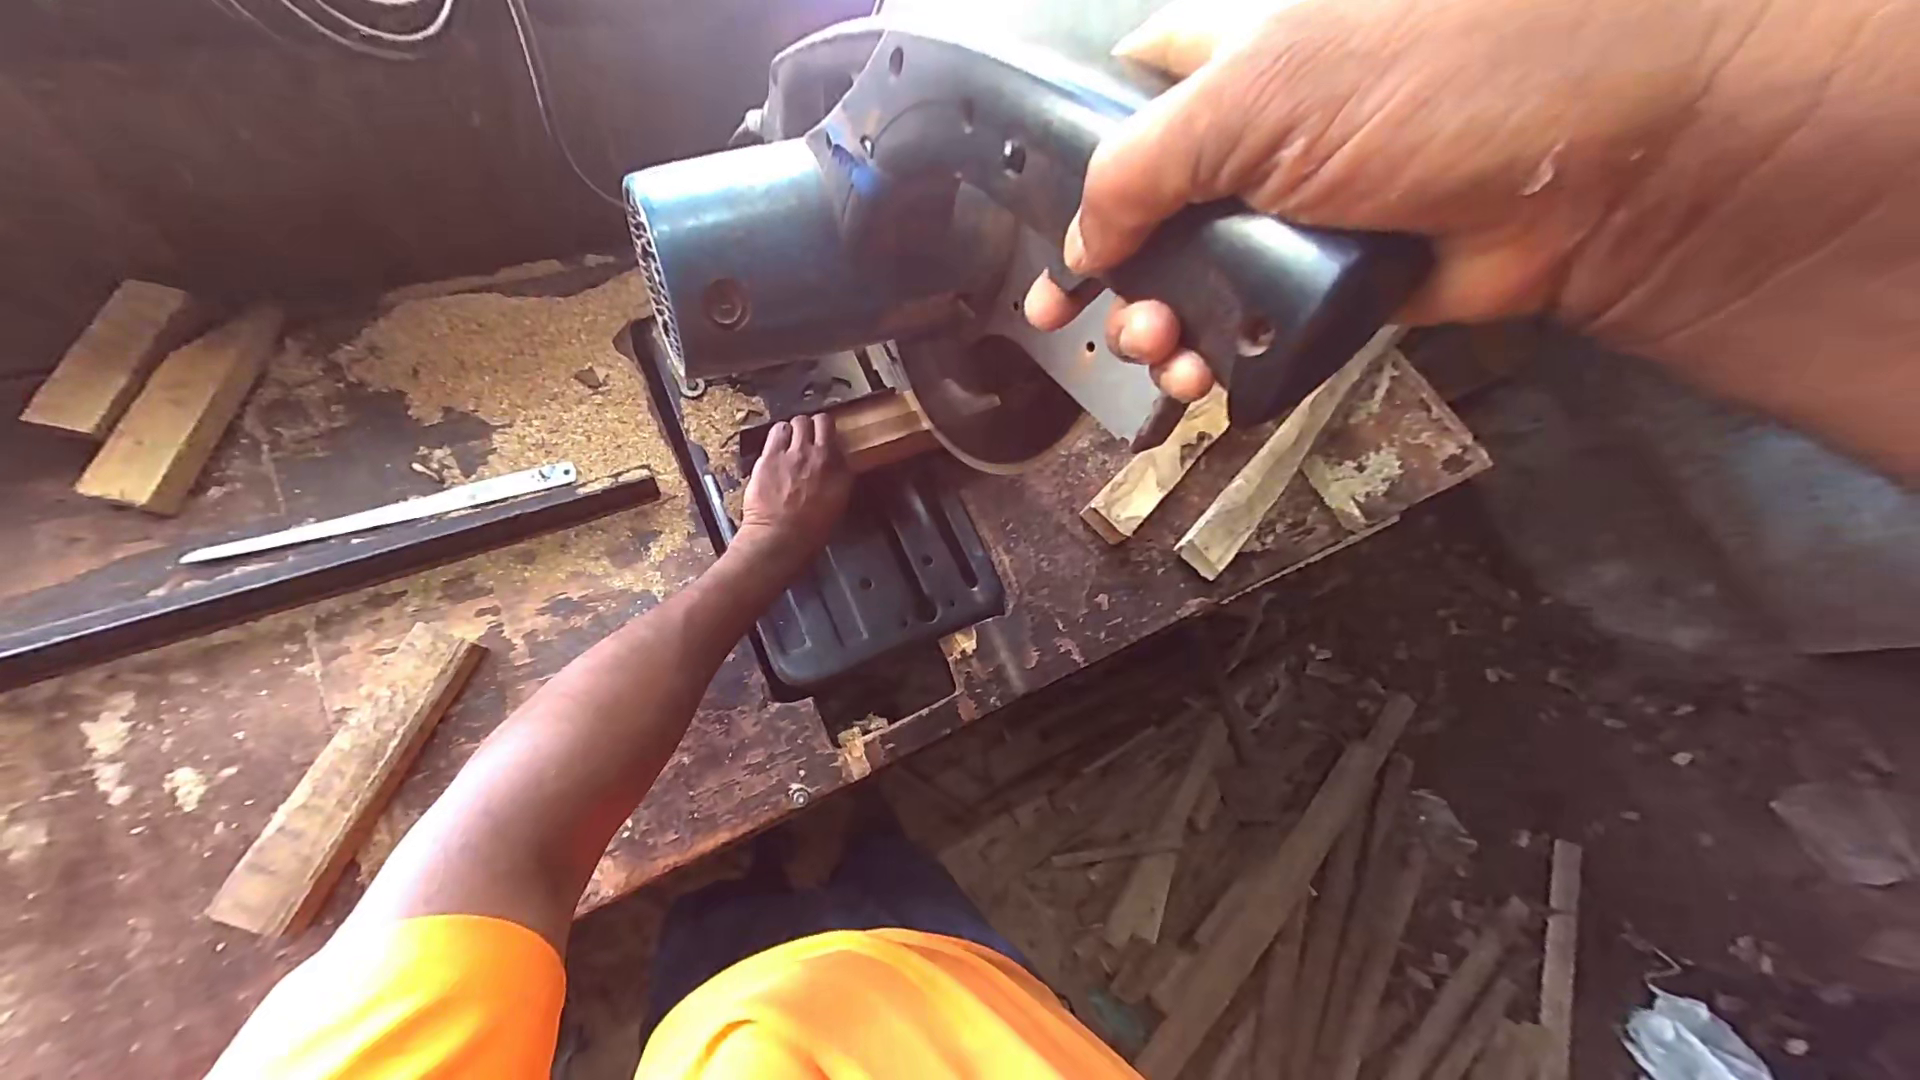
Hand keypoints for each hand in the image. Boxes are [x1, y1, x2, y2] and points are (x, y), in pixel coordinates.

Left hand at [735, 413, 850, 561]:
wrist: (781, 537)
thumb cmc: (810, 532)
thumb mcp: (836, 506)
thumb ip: (838, 481)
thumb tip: (833, 470)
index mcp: (843, 473)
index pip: (841, 442)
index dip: (832, 441)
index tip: (827, 446)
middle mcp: (823, 457)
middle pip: (823, 422)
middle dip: (816, 426)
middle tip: (809, 436)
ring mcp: (796, 453)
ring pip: (799, 421)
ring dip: (796, 428)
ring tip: (791, 440)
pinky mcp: (772, 454)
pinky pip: (777, 430)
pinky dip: (779, 433)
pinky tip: (777, 443)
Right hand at [1024, 0, 1919, 479]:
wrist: (1598, 170)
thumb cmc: (1432, 86)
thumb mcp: (1262, 95)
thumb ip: (1143, 166)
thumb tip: (1081, 245)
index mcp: (1223, 70)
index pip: (1118, 112)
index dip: (1072, 175)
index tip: (1043, 234)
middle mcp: (1241, 149)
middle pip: (1135, 224)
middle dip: (1104, 278)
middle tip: (1075, 320)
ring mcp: (1271, 226)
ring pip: (1173, 290)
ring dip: (1147, 331)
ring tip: (1154, 351)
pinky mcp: (1300, 292)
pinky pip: (1225, 335)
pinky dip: (1200, 363)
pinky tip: (1194, 379)